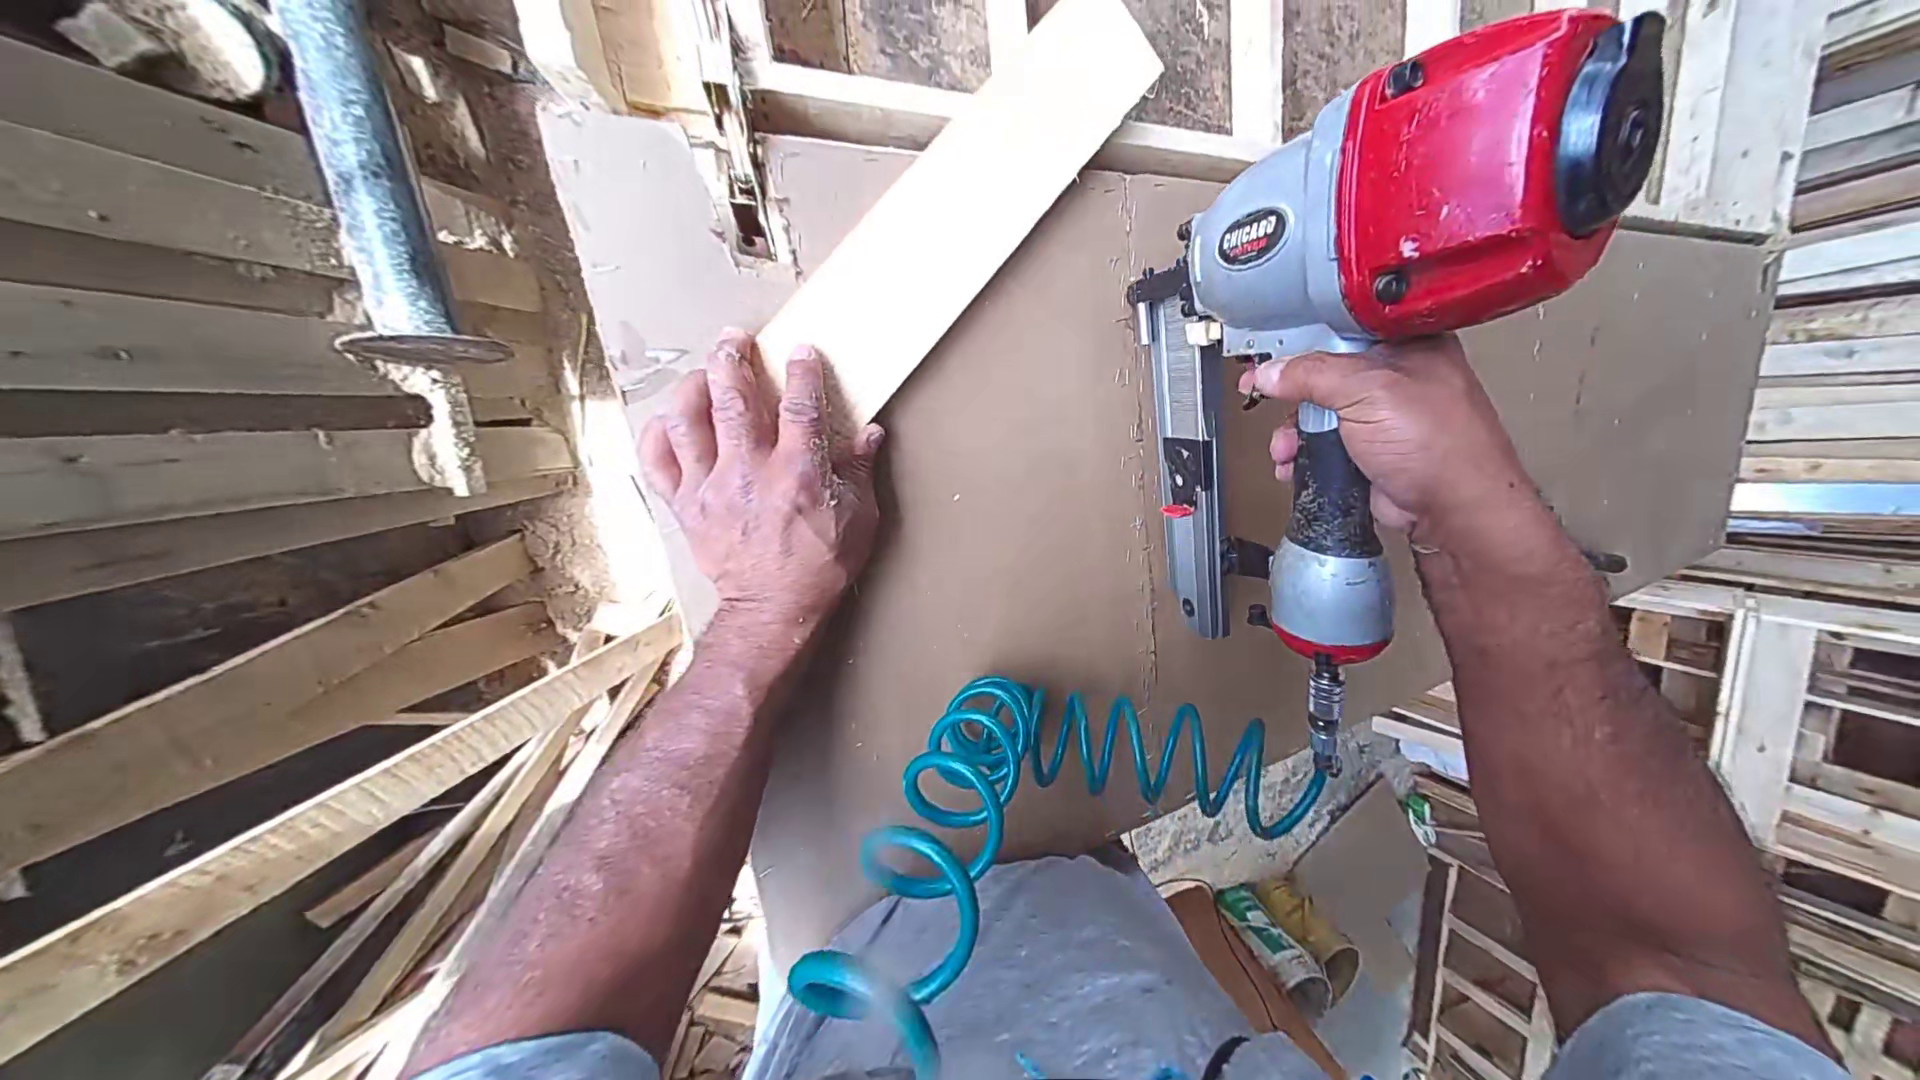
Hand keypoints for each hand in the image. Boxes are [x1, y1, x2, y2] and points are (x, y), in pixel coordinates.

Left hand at [638, 329, 884, 632]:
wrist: (774, 609)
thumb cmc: (820, 568)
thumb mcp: (860, 520)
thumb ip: (861, 471)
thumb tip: (871, 434)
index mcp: (797, 471)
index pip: (799, 405)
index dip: (802, 371)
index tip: (801, 351)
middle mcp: (749, 470)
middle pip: (732, 397)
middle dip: (732, 357)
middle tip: (735, 338)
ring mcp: (711, 487)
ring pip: (687, 419)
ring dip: (693, 386)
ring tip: (703, 372)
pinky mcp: (686, 506)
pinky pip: (658, 461)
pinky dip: (658, 434)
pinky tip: (668, 420)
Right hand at [1238, 334, 1536, 536]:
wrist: (1449, 508)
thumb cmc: (1441, 446)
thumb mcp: (1369, 391)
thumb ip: (1313, 375)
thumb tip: (1271, 372)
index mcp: (1405, 347)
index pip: (1339, 332)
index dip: (1298, 345)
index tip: (1268, 358)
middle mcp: (1393, 379)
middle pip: (1319, 377)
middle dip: (1291, 399)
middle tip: (1270, 400)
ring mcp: (1378, 417)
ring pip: (1315, 414)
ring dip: (1292, 434)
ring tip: (1287, 447)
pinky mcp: (1365, 450)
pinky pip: (1319, 445)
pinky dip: (1301, 455)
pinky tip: (1295, 463)